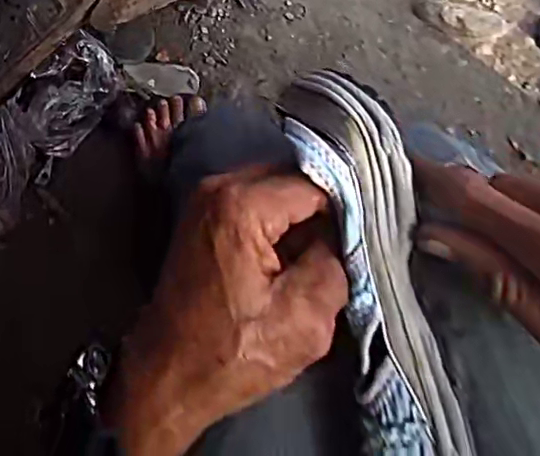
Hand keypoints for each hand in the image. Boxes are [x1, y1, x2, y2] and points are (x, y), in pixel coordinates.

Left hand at [108, 168, 348, 455]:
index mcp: (239, 204)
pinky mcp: (201, 213)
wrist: (172, 365)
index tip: (367, 230)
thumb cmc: (234, 348)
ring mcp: (203, 196)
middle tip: (348, 240)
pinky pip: (248, 199)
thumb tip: (342, 234)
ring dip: (296, 212)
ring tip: (325, 249)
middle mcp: (216, 186)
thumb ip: (331, 264)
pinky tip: (292, 252)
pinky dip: (273, 218)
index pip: (309, 182)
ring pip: (267, 186)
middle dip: (319, 203)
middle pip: (285, 175)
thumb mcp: (303, 319)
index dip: (344, 204)